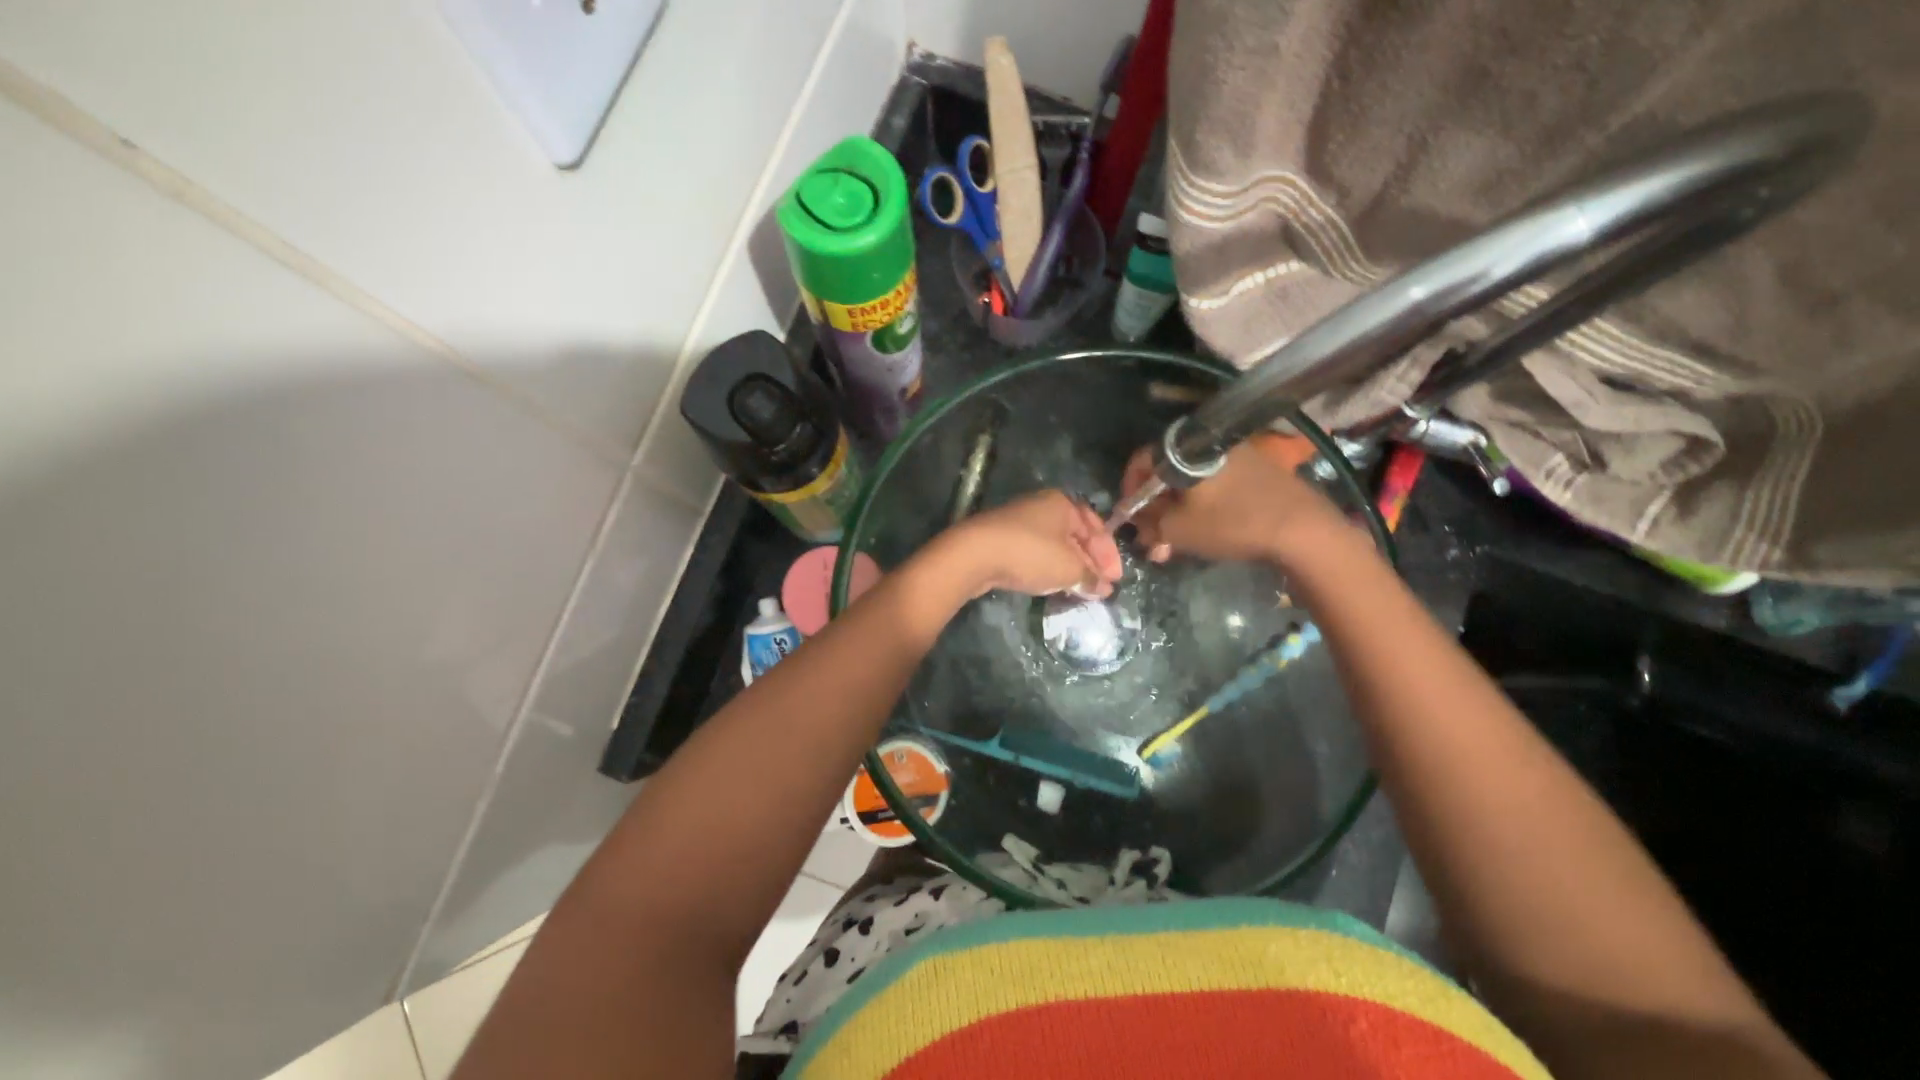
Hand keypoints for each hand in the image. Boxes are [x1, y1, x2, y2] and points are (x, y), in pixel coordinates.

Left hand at [934, 490, 1123, 597]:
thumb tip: (1103, 587)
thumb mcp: (1069, 568)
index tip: (1116, 579)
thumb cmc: (1030, 553)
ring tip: (1080, 589)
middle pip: (1076, 535)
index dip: (1109, 555)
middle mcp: (1042, 506)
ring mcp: (1020, 521)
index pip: (1097, 528)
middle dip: (1090, 562)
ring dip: (1070, 567)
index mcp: (1063, 504)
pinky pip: (1035, 553)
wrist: (974, 554)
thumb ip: (1090, 577)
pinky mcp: (1002, 539)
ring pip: (1055, 545)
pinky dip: (1049, 567)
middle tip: (1100, 586)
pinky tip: (1052, 583)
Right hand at [1120, 436, 1353, 566]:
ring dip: (1179, 513)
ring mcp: (1239, 457)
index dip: (1129, 489)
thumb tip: (1138, 521)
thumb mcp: (1178, 530)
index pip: (1143, 459)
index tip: (1129, 518)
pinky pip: (1219, 488)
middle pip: (1170, 474)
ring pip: (1195, 484)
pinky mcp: (1260, 473)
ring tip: (1175, 546)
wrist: (1303, 530)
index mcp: (1188, 450)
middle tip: (1152, 539)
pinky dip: (1204, 509)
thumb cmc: (1233, 523)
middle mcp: (1211, 445)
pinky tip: (1204, 535)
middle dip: (1156, 509)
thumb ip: (1150, 524)